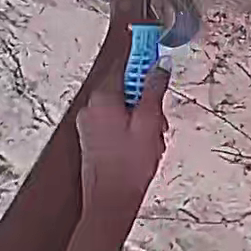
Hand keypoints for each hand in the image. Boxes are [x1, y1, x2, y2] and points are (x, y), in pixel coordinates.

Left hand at [76, 68, 169, 214]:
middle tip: (159, 113)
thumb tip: (160, 65)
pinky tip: (144, 142)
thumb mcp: (149, 121)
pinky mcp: (93, 137)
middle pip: (125, 83)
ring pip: (123, 103)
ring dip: (142, 112)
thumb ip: (154, 88)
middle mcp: (92, 107)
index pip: (125, 62)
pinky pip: (116, 118)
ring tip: (154, 134)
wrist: (109, 204)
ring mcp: (90, 123)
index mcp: (103, 98)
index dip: (144, 54)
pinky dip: (132, 123)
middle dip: (146, 94)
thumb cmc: (128, 166)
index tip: (156, 46)